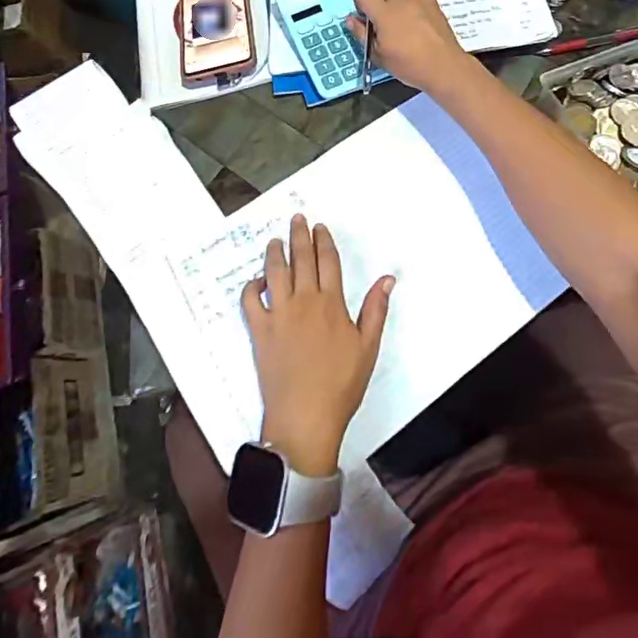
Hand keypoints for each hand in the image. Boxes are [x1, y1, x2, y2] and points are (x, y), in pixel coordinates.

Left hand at [241, 215, 393, 475]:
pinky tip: (256, 281)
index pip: (327, 262)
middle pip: (301, 260)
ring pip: (274, 274)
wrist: (304, 417)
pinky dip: (251, 288)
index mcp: (331, 304)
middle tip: (296, 219)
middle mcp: (303, 302)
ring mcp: (278, 316)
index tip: (320, 227)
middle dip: (299, 237)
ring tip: (275, 240)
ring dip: (275, 254)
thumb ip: (375, 309)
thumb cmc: (341, 384)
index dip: (323, 241)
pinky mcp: (259, 333)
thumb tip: (387, 279)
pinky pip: (250, 302)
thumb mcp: (368, 346)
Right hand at [348, 0, 474, 93]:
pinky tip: (416, 12)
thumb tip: (351, 19)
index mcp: (384, 13)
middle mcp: (401, 1)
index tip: (365, 16)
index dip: (360, 1)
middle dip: (377, 0)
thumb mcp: (379, 56)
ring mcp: (420, 0)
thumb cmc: (409, 65)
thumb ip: (362, 34)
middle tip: (381, 20)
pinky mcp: (434, 4)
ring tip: (398, 9)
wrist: (443, 67)